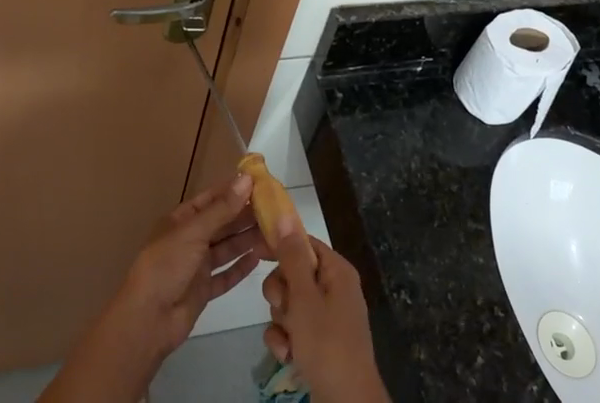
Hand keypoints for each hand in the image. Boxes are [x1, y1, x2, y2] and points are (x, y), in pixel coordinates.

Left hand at [113, 172, 267, 355]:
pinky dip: (240, 267)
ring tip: (275, 232)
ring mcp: (196, 266)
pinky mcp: (203, 290)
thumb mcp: (193, 232)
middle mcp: (190, 240)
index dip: (233, 189)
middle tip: (276, 209)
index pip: (211, 198)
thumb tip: (246, 179)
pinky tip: (258, 259)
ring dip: (247, 240)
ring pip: (227, 248)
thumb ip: (222, 209)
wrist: (148, 319)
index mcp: (181, 221)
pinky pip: (225, 275)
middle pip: (222, 223)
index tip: (260, 181)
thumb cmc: (166, 266)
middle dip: (245, 216)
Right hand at [262, 218, 388, 402]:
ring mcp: (326, 316)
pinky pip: (292, 328)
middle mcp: (333, 288)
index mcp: (336, 271)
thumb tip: (285, 215)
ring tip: (289, 340)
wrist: (345, 400)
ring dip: (281, 322)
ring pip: (288, 304)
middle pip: (292, 274)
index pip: (304, 242)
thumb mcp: (305, 296)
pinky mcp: (318, 340)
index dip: (280, 245)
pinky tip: (288, 355)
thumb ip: (292, 257)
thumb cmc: (326, 342)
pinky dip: (286, 340)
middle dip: (280, 294)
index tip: (255, 251)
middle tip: (283, 308)